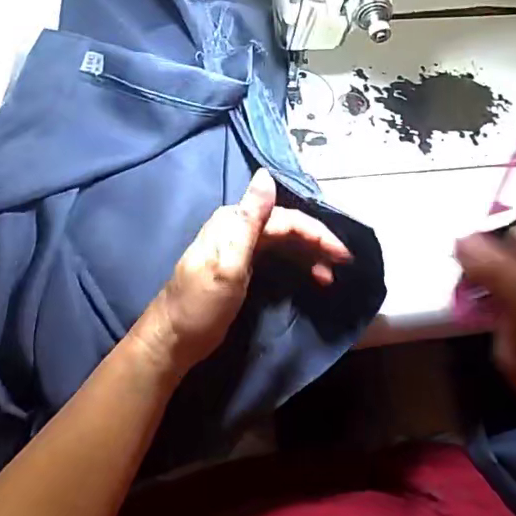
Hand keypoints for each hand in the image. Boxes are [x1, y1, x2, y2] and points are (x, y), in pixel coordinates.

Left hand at [129, 169, 352, 378]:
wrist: (172, 341)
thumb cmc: (200, 306)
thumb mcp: (226, 265)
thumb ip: (248, 219)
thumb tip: (265, 174)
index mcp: (233, 222)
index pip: (285, 218)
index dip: (317, 233)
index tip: (343, 255)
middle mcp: (236, 228)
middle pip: (286, 227)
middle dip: (317, 243)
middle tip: (342, 266)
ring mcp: (237, 248)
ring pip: (283, 242)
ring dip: (308, 255)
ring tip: (328, 277)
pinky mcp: (240, 267)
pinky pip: (276, 256)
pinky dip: (295, 264)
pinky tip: (308, 277)